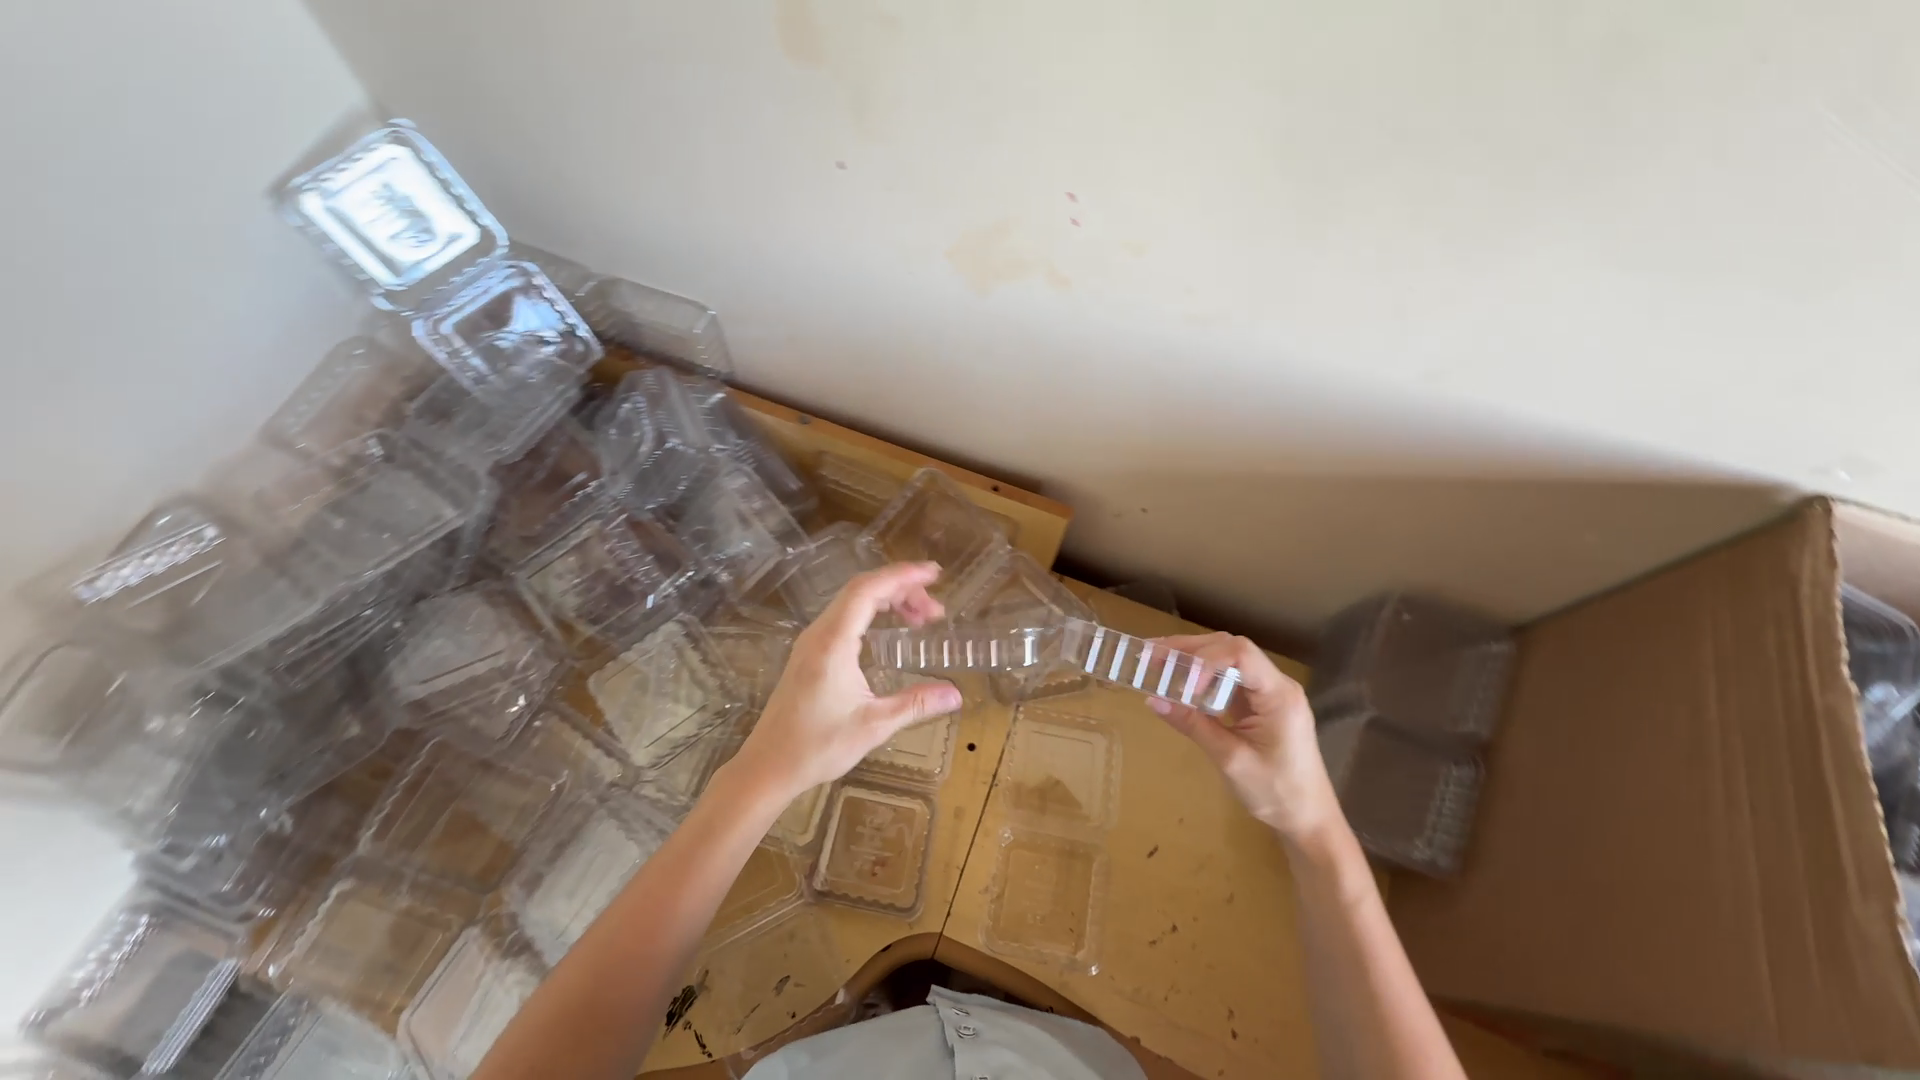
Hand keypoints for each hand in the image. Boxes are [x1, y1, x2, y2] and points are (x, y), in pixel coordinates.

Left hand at [728, 562, 963, 800]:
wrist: (768, 766)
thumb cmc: (818, 745)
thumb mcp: (874, 725)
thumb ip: (916, 704)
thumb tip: (956, 695)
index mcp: (833, 642)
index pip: (868, 591)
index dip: (903, 576)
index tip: (934, 573)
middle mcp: (819, 634)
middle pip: (861, 591)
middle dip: (902, 590)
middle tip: (936, 609)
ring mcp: (811, 643)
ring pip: (851, 603)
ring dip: (887, 602)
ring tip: (920, 619)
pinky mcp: (808, 655)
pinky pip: (843, 618)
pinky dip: (871, 615)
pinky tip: (890, 632)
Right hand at [1148, 633, 1343, 843]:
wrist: (1308, 818)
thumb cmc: (1275, 793)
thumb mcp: (1230, 760)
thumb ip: (1193, 725)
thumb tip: (1152, 700)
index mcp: (1279, 695)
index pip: (1240, 654)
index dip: (1205, 659)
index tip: (1179, 682)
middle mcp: (1277, 684)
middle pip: (1231, 649)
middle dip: (1190, 649)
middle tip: (1150, 654)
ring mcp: (1269, 693)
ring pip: (1228, 660)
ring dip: (1194, 659)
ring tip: (1157, 661)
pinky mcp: (1260, 704)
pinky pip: (1230, 679)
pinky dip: (1202, 677)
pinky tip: (1179, 682)